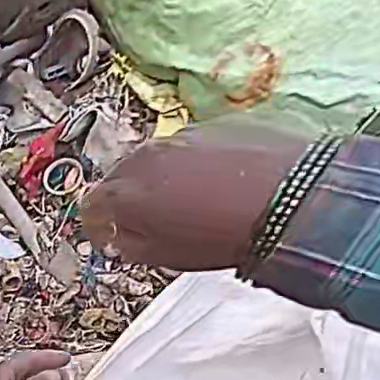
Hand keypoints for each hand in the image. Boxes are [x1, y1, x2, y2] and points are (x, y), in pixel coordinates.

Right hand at [79, 122, 312, 269]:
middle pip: (119, 178)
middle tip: (148, 221)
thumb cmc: (220, 236)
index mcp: (123, 192)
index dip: (98, 225)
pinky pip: (189, 146)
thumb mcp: (163, 256)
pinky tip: (215, 183)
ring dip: (160, 179)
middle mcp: (143, 156)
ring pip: (154, 159)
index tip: (109, 237)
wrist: (289, 200)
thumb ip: (128, 243)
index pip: (90, 206)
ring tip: (187, 202)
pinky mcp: (213, 123)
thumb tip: (117, 236)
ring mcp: (179, 135)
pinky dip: (192, 163)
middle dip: (127, 199)